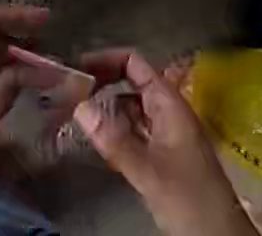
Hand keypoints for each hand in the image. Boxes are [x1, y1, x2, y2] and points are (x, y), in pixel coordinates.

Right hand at [75, 49, 253, 235]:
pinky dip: (115, 130)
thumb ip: (114, 140)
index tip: (78, 68)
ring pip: (130, 109)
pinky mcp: (162, 157)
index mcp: (169, 104)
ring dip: (106, 108)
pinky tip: (98, 140)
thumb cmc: (191, 200)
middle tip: (71, 90)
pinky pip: (133, 132)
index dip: (106, 60)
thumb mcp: (149, 171)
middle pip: (130, 83)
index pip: (134, 64)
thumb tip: (78, 106)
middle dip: (102, 83)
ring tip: (76, 111)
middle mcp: (167, 112)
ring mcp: (166, 134)